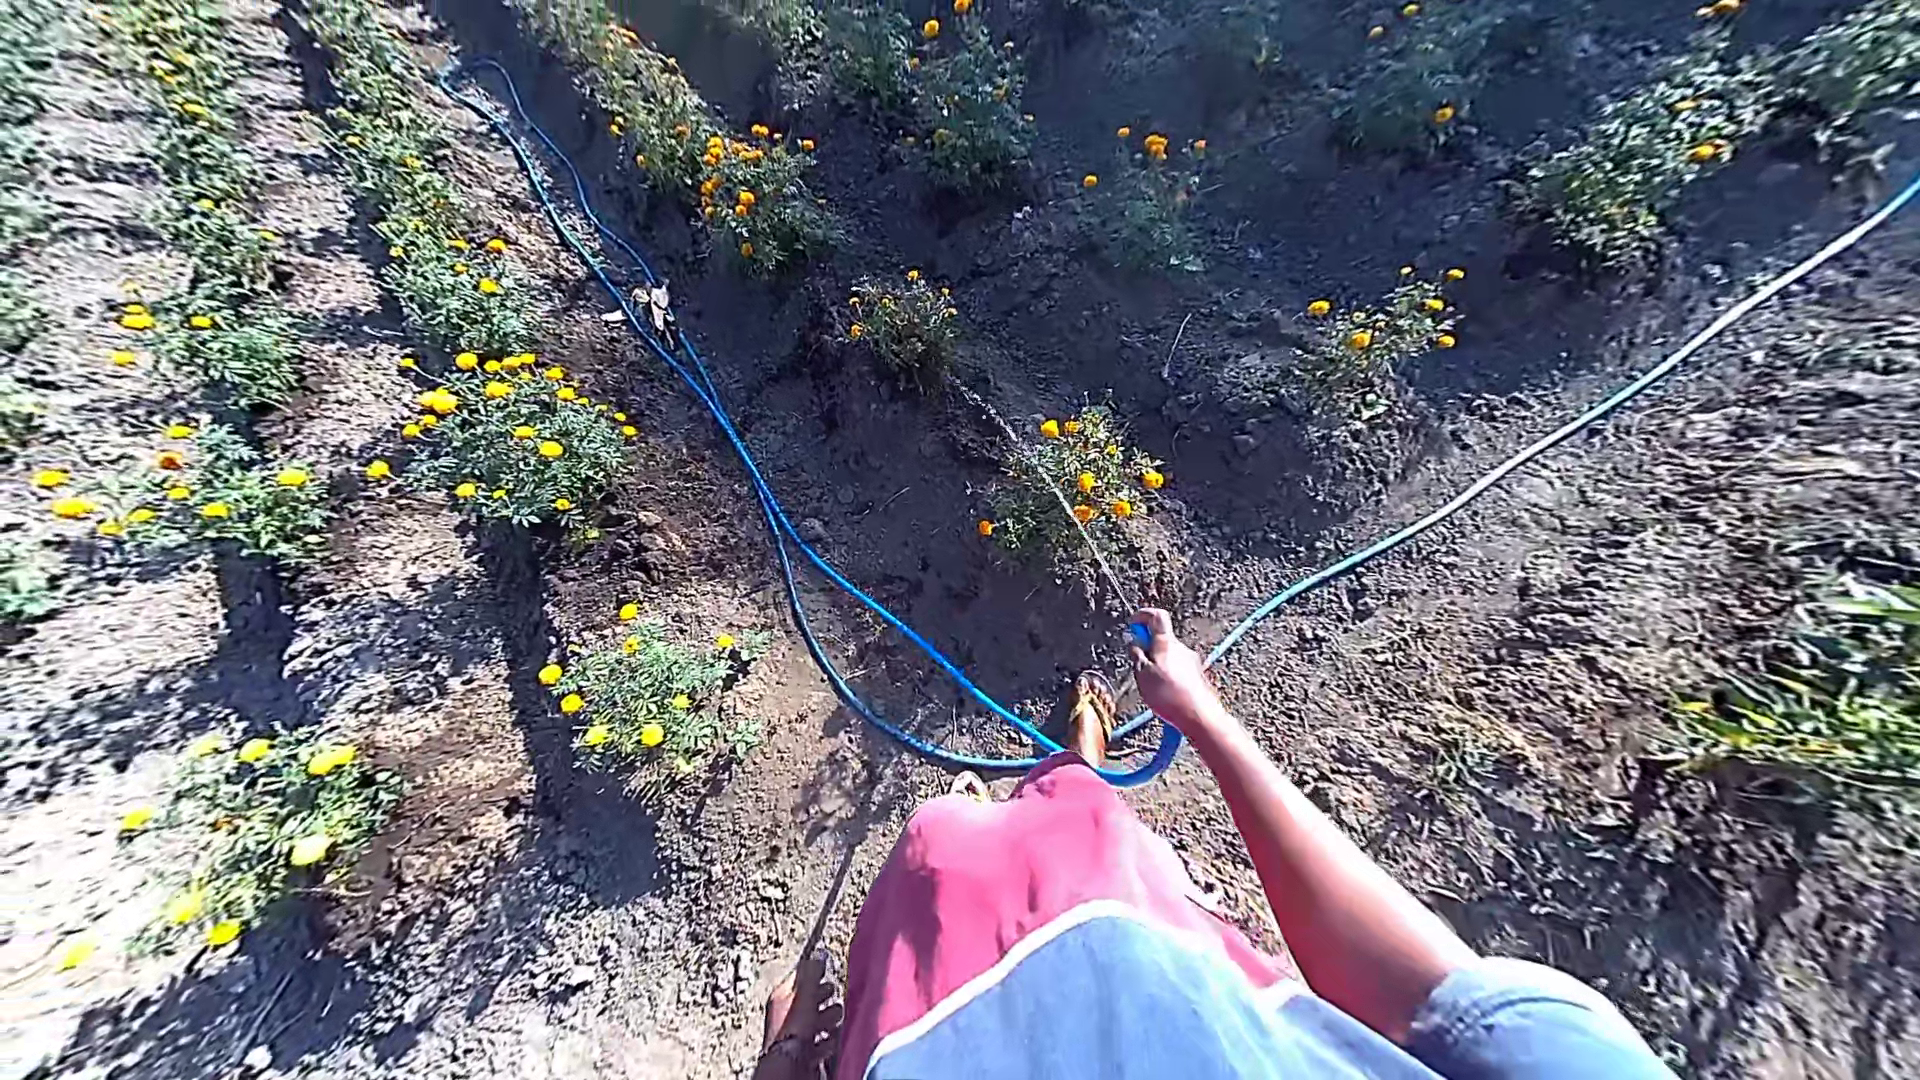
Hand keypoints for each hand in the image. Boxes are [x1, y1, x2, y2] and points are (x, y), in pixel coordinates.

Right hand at [1129, 608, 1229, 734]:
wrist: (1199, 717)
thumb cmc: (1171, 695)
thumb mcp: (1141, 674)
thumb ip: (1136, 655)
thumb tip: (1134, 643)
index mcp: (1166, 643)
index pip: (1157, 616)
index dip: (1143, 615)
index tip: (1133, 623)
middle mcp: (1181, 649)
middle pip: (1161, 639)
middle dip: (1147, 648)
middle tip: (1137, 665)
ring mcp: (1191, 662)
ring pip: (1168, 656)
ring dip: (1157, 665)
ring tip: (1151, 686)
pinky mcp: (1196, 677)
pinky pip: (1177, 670)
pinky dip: (1167, 676)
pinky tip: (1164, 694)